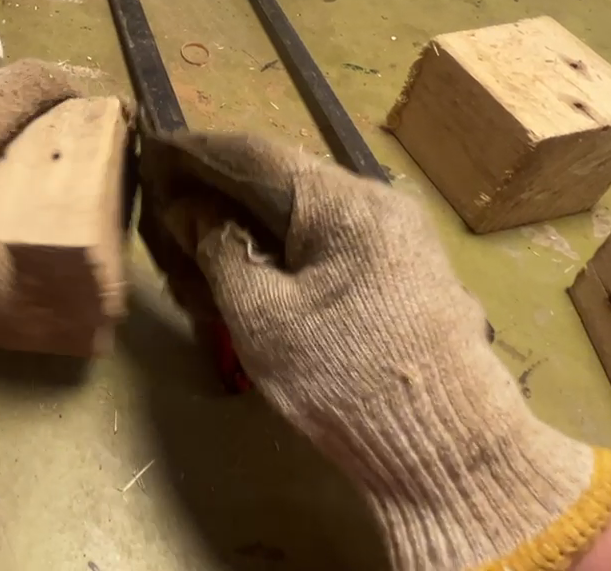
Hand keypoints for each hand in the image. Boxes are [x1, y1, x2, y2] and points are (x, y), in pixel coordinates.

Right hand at [144, 131, 610, 570]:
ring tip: (206, 236)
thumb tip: (190, 209)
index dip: (199, 153)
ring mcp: (396, 234)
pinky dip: (285, 242)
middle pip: (282, 178)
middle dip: (223, 189)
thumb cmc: (346, 379)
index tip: (157, 154)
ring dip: (252, 218)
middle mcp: (376, 201)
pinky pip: (331, 236)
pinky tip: (257, 264)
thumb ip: (219, 248)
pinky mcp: (403, 267)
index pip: (255, 154)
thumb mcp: (261, 316)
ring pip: (306, 209)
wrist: (453, 457)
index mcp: (343, 201)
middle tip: (175, 205)